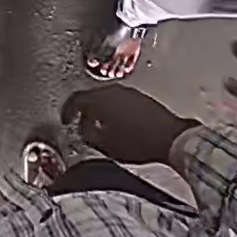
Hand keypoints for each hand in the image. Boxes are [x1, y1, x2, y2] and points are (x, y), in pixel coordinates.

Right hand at [63, 85, 199, 165]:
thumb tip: (83, 132)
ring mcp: (128, 92)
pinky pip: (119, 101)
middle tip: (82, 127)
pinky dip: (113, 111)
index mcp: (100, 98)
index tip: (65, 119)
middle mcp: (113, 90)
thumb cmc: (139, 142)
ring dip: (99, 111)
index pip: (76, 99)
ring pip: (106, 98)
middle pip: (91, 97)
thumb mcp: (107, 146)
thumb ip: (89, 136)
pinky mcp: (140, 98)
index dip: (67, 110)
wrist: (171, 138)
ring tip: (100, 129)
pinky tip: (118, 127)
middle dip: (84, 112)